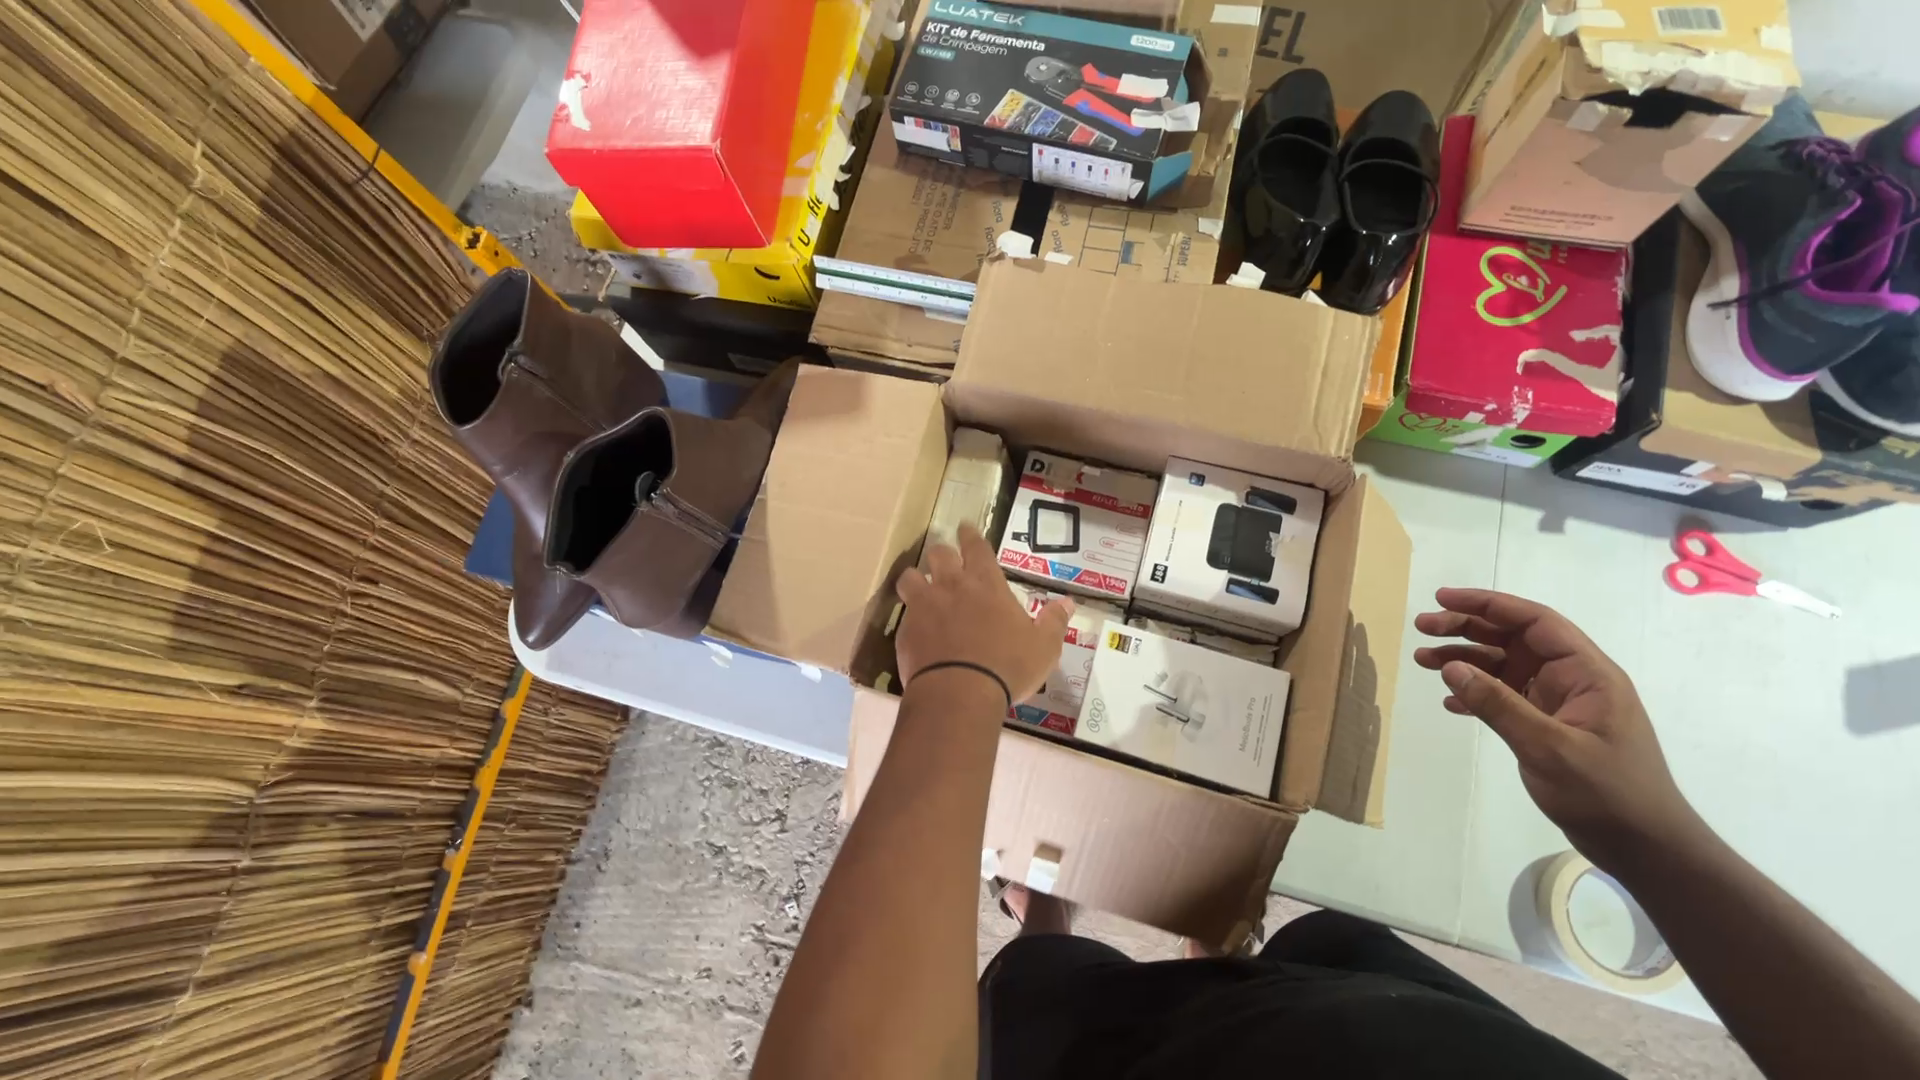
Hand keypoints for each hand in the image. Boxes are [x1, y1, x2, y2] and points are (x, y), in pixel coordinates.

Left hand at [895, 524, 1073, 706]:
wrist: (959, 693)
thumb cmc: (1007, 666)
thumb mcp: (1044, 647)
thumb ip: (1053, 621)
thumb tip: (1068, 603)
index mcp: (986, 583)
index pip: (976, 546)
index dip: (970, 535)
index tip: (965, 528)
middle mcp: (951, 586)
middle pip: (939, 553)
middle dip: (942, 554)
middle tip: (946, 560)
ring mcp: (923, 606)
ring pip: (910, 577)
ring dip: (916, 579)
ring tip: (919, 587)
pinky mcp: (905, 630)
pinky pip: (903, 613)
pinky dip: (909, 616)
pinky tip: (915, 628)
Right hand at [1414, 588, 1708, 874]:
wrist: (1644, 847)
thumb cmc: (1606, 793)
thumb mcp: (1548, 748)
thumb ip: (1498, 705)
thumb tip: (1451, 667)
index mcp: (1587, 673)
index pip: (1534, 622)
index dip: (1488, 605)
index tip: (1443, 598)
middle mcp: (1573, 680)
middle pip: (1514, 638)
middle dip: (1467, 628)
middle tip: (1422, 628)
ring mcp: (1560, 703)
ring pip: (1504, 666)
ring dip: (1464, 660)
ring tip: (1423, 660)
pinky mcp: (1548, 726)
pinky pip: (1505, 697)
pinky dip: (1475, 693)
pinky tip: (1449, 702)